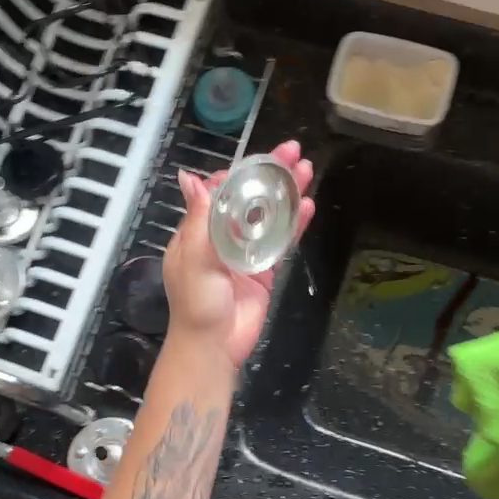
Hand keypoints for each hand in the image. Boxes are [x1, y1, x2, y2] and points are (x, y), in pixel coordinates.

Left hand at [164, 140, 316, 370]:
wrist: (214, 347)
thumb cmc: (197, 303)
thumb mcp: (193, 257)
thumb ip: (199, 218)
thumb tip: (190, 177)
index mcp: (197, 233)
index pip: (220, 193)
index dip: (240, 173)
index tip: (259, 160)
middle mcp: (222, 238)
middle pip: (249, 199)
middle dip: (270, 176)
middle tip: (293, 151)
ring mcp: (246, 253)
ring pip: (269, 216)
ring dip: (287, 193)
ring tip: (307, 170)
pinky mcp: (265, 271)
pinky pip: (281, 242)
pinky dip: (295, 224)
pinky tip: (308, 205)